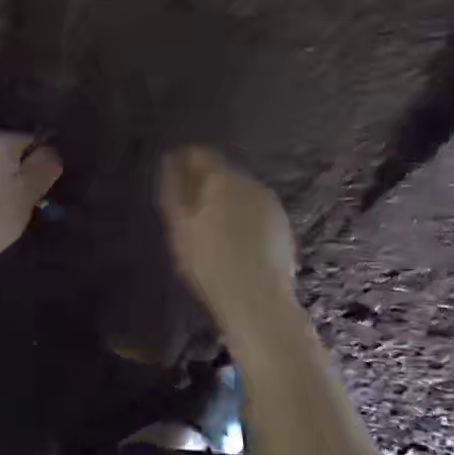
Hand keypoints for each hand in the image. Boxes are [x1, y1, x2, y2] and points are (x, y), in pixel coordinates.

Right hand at [158, 147, 298, 309]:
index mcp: (222, 179)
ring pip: (240, 193)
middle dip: (204, 186)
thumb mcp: (179, 227)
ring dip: (224, 202)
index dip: (183, 163)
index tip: (172, 180)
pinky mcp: (283, 225)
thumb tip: (170, 160)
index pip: (200, 155)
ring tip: (210, 232)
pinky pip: (255, 212)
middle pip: (222, 173)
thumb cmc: (208, 263)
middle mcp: (250, 183)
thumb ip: (173, 189)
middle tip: (188, 213)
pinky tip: (234, 244)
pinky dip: (242, 219)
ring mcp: (271, 204)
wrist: (256, 300)